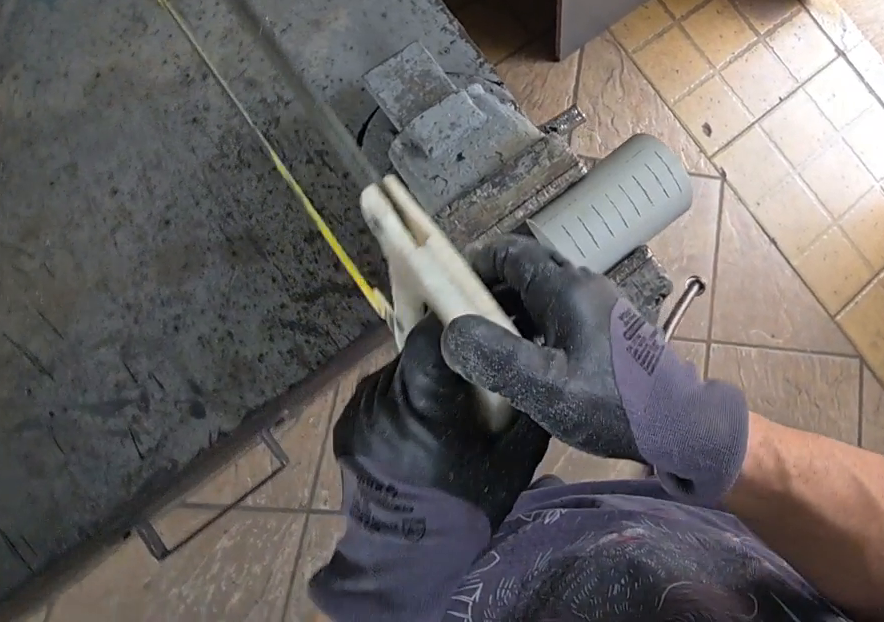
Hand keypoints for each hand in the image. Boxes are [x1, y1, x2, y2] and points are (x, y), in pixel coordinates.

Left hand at [311, 315, 548, 618]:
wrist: (404, 566)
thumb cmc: (466, 507)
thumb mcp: (515, 455)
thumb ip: (524, 397)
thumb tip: (535, 353)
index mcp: (425, 402)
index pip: (431, 331)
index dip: (459, 315)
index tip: (485, 316)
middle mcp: (383, 398)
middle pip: (420, 345)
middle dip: (450, 347)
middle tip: (476, 362)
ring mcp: (359, 411)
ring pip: (402, 365)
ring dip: (428, 372)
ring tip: (451, 398)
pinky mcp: (348, 425)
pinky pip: (384, 390)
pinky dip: (406, 394)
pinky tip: (425, 420)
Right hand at [440, 236, 748, 504]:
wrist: (677, 421)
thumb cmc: (612, 403)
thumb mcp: (547, 387)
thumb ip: (497, 358)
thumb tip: (450, 331)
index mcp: (568, 289)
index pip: (513, 254)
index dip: (477, 261)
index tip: (444, 282)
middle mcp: (584, 285)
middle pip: (528, 270)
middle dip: (490, 286)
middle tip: (454, 315)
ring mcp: (599, 305)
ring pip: (544, 292)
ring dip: (510, 306)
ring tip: (479, 338)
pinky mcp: (607, 327)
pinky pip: (559, 312)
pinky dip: (532, 323)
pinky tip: (520, 356)